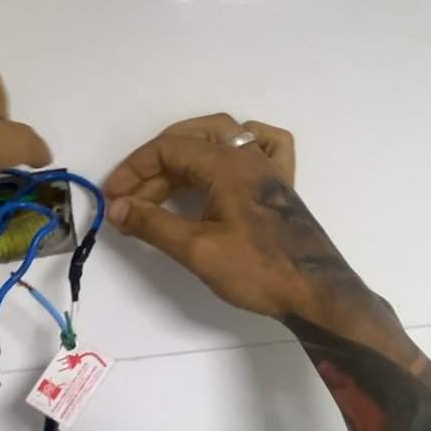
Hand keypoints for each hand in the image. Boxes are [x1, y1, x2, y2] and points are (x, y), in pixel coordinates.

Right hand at [104, 114, 370, 322]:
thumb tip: (117, 208)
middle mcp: (248, 156)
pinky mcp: (279, 185)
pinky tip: (223, 161)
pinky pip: (260, 145)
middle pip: (191, 138)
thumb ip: (153, 224)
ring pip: (220, 138)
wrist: (316, 293)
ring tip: (161, 187)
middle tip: (132, 198)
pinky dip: (235, 146)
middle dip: (154, 164)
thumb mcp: (197, 250)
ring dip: (185, 156)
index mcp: (227, 165)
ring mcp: (268, 168)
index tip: (114, 199)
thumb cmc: (257, 271)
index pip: (169, 148)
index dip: (134, 169)